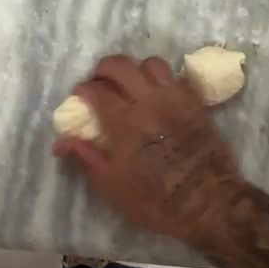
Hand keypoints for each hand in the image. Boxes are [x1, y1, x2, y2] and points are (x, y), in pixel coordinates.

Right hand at [52, 55, 245, 243]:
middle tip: (99, 84)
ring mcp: (175, 99)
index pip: (96, 90)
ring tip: (131, 86)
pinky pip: (176, 78)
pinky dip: (162, 81)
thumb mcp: (112, 186)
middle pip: (121, 65)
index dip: (83, 90)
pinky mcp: (195, 103)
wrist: (207, 203)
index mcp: (124, 121)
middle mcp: (149, 101)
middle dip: (104, 69)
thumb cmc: (155, 200)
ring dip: (136, 70)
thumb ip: (86, 158)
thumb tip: (61, 143)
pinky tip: (158, 96)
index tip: (80, 98)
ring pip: (151, 64)